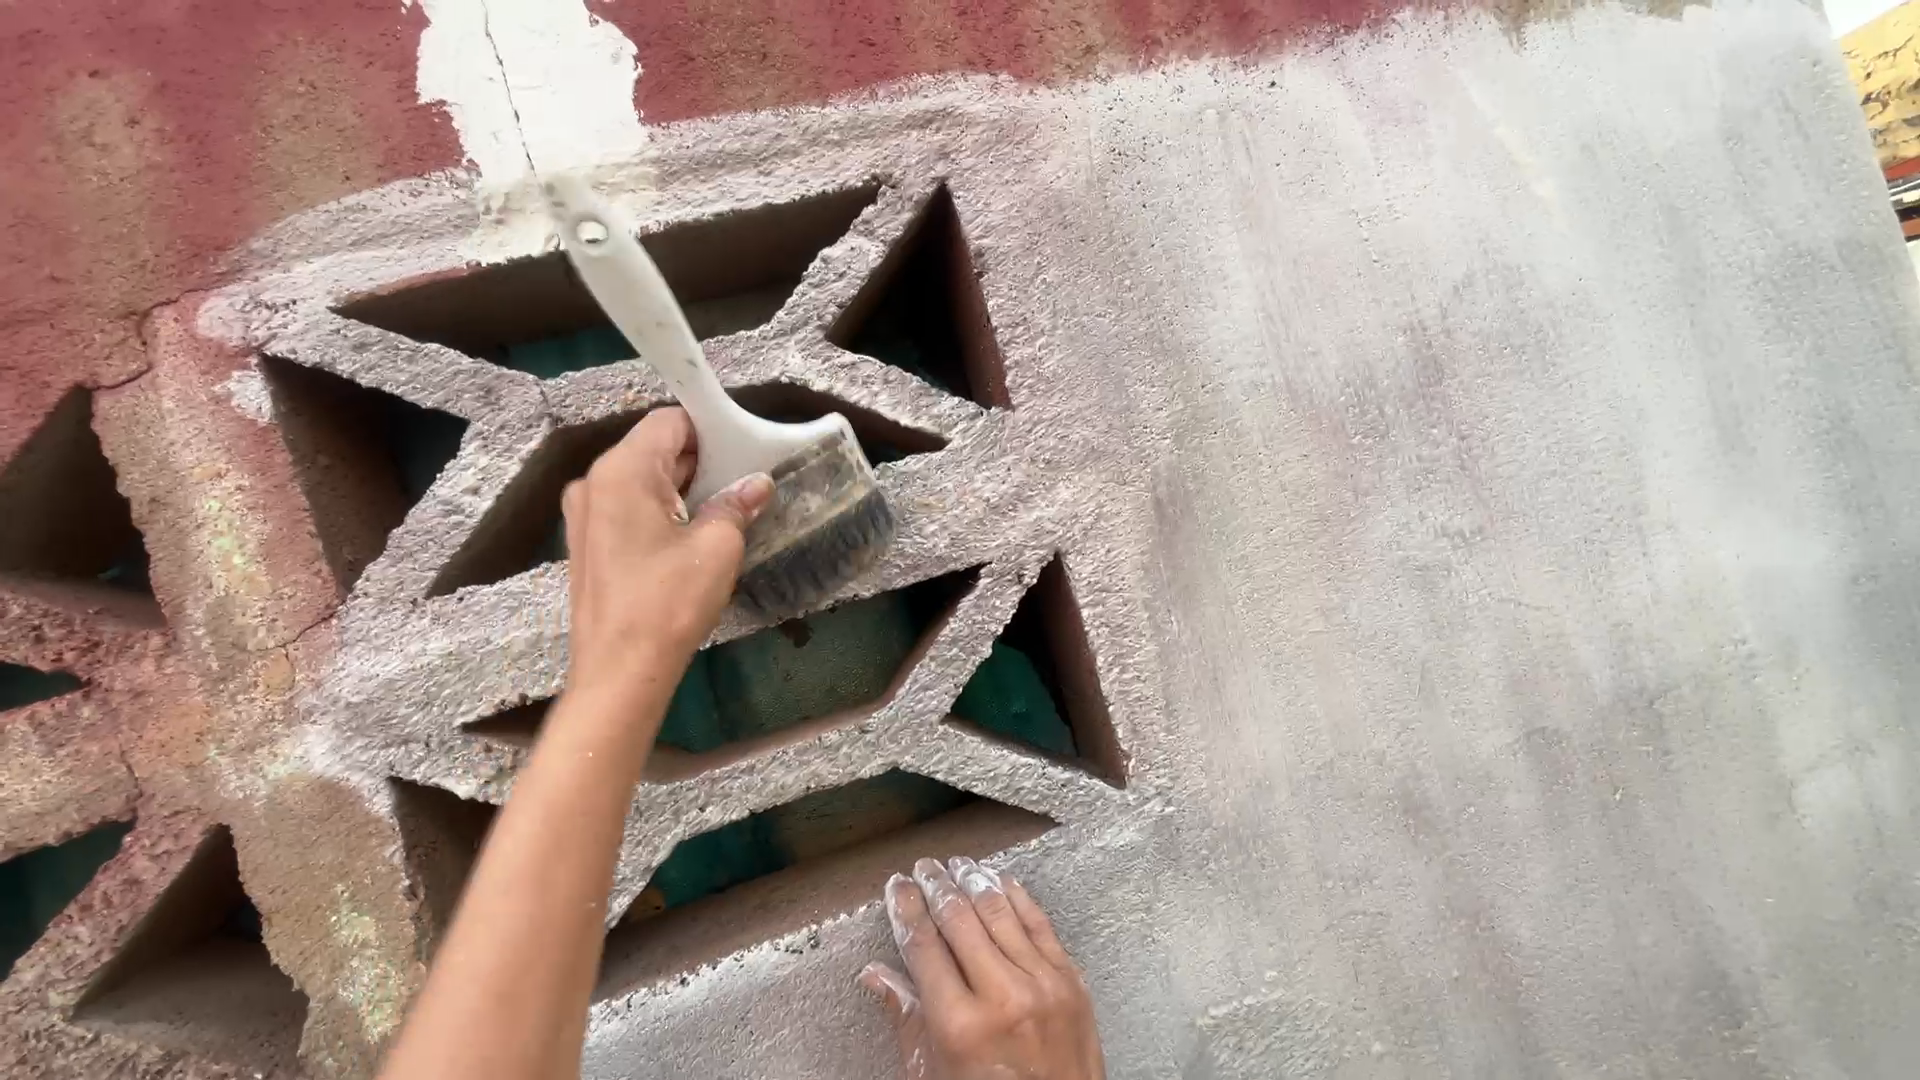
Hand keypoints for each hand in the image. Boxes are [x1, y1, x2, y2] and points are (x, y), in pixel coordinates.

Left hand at [561, 407, 772, 708]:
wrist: (621, 670)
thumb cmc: (669, 601)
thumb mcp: (717, 547)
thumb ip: (737, 505)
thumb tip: (758, 484)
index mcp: (622, 471)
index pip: (668, 421)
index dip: (710, 429)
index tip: (745, 448)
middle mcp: (594, 483)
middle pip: (654, 449)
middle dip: (701, 460)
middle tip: (745, 479)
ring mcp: (586, 515)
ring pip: (643, 480)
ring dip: (684, 488)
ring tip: (725, 509)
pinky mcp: (590, 543)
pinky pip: (630, 507)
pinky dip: (663, 510)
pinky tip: (693, 535)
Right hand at [861, 857, 1104, 1079]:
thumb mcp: (934, 1075)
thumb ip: (907, 1020)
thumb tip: (874, 974)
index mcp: (960, 1025)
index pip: (923, 946)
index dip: (906, 909)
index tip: (896, 887)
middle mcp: (1002, 997)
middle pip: (960, 919)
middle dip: (937, 886)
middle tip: (924, 867)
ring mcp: (1042, 984)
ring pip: (1000, 912)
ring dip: (975, 881)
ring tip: (958, 864)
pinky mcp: (1072, 981)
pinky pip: (1040, 924)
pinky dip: (1018, 897)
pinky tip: (1001, 880)